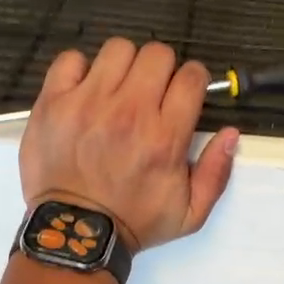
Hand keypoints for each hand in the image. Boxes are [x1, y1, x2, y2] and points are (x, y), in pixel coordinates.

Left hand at [20, 38, 239, 251]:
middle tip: (154, 92)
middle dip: (163, 69)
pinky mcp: (53, 102)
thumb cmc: (135, 223)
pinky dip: (81, 70)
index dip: (194, 81)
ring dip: (125, 65)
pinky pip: (71, 59)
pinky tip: (87, 91)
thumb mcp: (191, 213)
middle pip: (157, 54)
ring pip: (117, 49)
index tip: (186, 93)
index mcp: (164, 137)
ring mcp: (87, 103)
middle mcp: (128, 112)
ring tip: (120, 89)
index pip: (191, 77)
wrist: (75, 234)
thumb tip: (230, 134)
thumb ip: (215, 173)